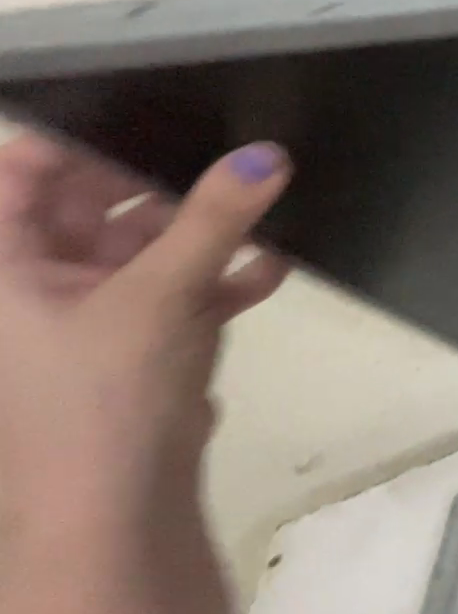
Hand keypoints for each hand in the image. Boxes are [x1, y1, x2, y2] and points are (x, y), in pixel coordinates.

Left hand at [0, 132, 291, 533]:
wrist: (116, 501)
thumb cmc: (101, 390)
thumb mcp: (161, 293)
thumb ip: (215, 220)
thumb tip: (266, 154)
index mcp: (5, 265)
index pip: (24, 171)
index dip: (83, 139)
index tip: (163, 113)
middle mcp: (42, 278)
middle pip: (98, 202)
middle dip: (168, 184)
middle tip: (236, 161)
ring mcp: (97, 308)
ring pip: (152, 243)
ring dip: (211, 232)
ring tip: (270, 214)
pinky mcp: (146, 335)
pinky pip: (188, 285)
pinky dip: (229, 275)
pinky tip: (274, 269)